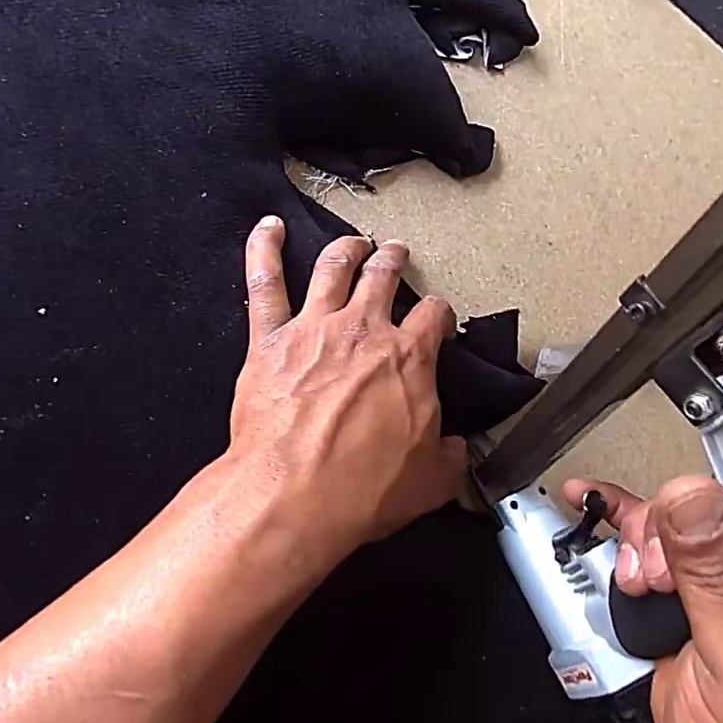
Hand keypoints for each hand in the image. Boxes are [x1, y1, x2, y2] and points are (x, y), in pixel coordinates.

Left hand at [227, 217, 466, 561]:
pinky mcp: (270, 341)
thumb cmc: (362, 488)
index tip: (437, 319)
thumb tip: (458, 451)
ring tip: (353, 242)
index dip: (439, 313)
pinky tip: (268, 228)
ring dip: (347, 248)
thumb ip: (452, 457)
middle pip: (384, 275)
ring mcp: (314, 329)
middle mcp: (363, 330)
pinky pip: (264, 283)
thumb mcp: (432, 480)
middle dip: (394, 260)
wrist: (294, 494)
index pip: (434, 315)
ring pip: (333, 267)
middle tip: (396, 253)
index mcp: (408, 358)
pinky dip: (264, 249)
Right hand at [564, 382, 722, 722]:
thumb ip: (722, 585)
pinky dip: (631, 526)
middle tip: (664, 544)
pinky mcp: (711, 593)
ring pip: (701, 517)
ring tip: (642, 574)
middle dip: (699, 510)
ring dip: (657, 533)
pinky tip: (598, 505)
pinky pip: (667, 541)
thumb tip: (693, 494)